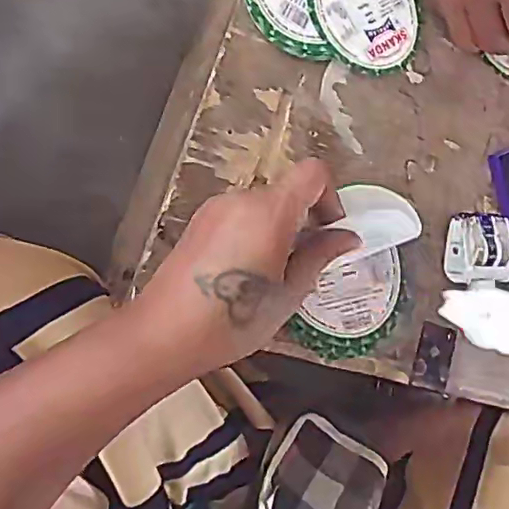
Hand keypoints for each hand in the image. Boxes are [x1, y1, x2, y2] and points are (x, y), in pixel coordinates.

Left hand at [140, 160, 357, 373]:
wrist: (162, 335)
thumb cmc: (231, 319)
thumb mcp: (288, 293)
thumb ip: (320, 256)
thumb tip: (346, 237)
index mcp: (269, 211)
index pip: (313, 173)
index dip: (330, 197)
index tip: (329, 231)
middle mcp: (241, 199)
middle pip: (287, 192)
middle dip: (304, 220)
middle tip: (304, 262)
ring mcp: (216, 208)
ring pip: (263, 205)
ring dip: (278, 228)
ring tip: (272, 274)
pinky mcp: (199, 221)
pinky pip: (240, 215)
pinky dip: (254, 232)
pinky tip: (245, 273)